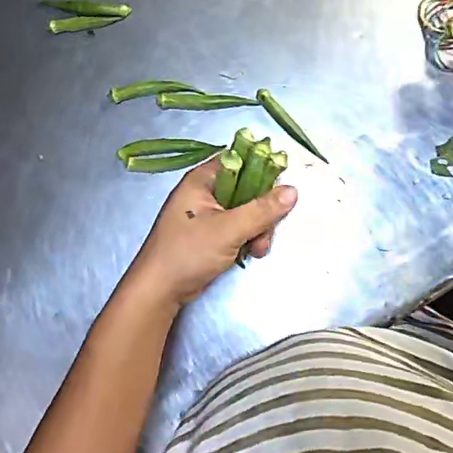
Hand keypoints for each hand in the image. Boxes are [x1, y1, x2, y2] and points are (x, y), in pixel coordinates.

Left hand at [122, 157, 297, 305]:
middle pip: (248, 188)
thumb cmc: (187, 253)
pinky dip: (249, 238)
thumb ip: (262, 210)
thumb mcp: (229, 229)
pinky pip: (239, 227)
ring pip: (247, 210)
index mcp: (202, 180)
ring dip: (258, 229)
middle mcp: (205, 192)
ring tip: (257, 249)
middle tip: (265, 232)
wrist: (160, 291)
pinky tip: (251, 253)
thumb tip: (292, 190)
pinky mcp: (211, 233)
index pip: (239, 161)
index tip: (278, 190)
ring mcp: (208, 213)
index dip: (262, 170)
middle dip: (262, 211)